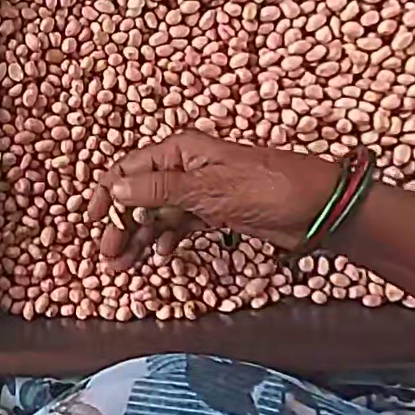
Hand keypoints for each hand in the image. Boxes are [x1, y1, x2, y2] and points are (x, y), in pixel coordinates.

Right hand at [84, 133, 338, 269]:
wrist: (322, 209)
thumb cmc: (268, 188)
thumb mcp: (207, 188)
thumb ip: (158, 190)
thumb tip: (115, 190)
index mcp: (178, 151)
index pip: (127, 170)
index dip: (106, 195)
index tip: (92, 221)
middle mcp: (183, 168)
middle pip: (138, 195)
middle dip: (120, 224)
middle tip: (109, 253)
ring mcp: (198, 190)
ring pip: (156, 214)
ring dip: (139, 237)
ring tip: (125, 263)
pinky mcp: (213, 211)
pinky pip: (178, 224)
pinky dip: (167, 239)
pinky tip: (162, 254)